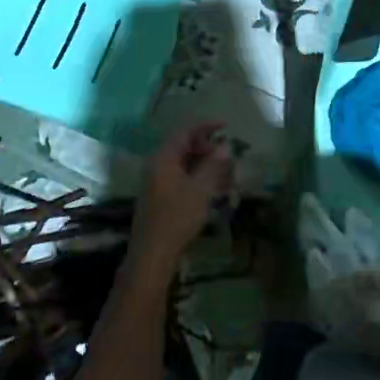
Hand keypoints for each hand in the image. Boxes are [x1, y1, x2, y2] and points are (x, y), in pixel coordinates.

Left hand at [130, 121, 234, 273]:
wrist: (152, 253)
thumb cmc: (177, 217)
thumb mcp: (200, 190)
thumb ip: (213, 165)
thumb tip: (225, 145)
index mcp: (163, 158)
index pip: (184, 131)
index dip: (205, 126)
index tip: (225, 126)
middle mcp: (157, 164)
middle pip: (183, 146)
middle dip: (206, 147)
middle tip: (227, 156)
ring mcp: (156, 180)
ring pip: (183, 163)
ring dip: (204, 164)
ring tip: (226, 173)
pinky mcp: (159, 196)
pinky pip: (180, 177)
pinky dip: (197, 177)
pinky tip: (212, 188)